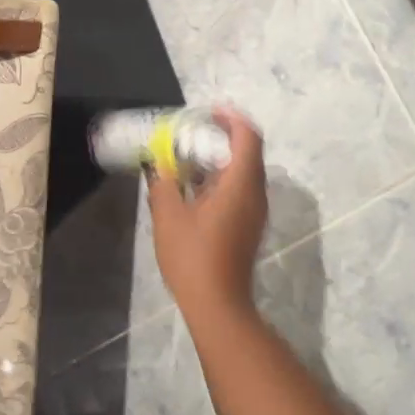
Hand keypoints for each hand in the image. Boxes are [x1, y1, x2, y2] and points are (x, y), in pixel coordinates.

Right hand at [147, 106, 268, 320]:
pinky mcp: (247, 225)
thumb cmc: (192, 256)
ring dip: (219, 158)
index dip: (232, 119)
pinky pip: (239, 189)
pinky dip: (220, 177)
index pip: (248, 139)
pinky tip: (192, 186)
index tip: (209, 110)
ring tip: (186, 156)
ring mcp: (254, 212)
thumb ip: (164, 182)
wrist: (217, 303)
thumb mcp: (168, 216)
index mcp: (239, 186)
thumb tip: (159, 162)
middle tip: (191, 131)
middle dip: (222, 136)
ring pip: (244, 172)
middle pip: (248, 153)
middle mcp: (255, 194)